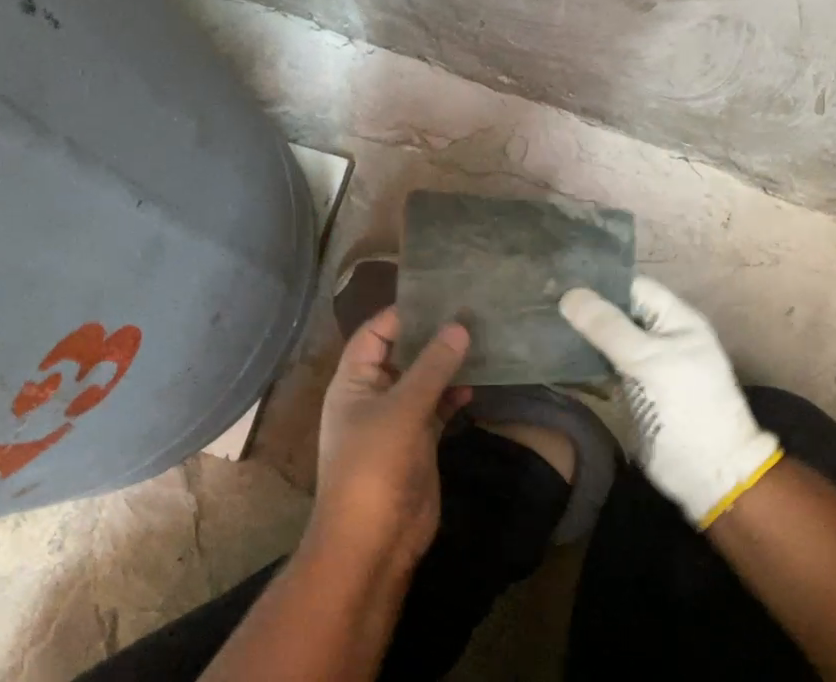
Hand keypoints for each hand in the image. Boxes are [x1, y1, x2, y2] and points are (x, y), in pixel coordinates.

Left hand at [308, 308, 471, 570]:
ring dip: (446, 365)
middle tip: (471, 310)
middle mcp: (372, 395)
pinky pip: (436, 408)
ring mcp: (395, 420)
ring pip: (422, 381)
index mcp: (353, 381)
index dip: (403, 313)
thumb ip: (432, 366)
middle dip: (432, 336)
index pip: (375, 333)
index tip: (441, 293)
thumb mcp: (403, 409)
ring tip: (482, 340)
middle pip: (402, 354)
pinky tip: (476, 385)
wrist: (373, 541)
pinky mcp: (417, 442)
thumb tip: (459, 325)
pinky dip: (453, 396)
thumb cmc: (375, 465)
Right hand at [560, 278, 780, 527]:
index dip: (600, 283)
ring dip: (581, 336)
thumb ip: (610, 327)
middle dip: (586, 309)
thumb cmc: (686, 406)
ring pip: (609, 341)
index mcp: (676, 319)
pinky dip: (584, 363)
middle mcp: (661, 337)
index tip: (558, 280)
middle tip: (540, 302)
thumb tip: (570, 295)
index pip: (634, 287)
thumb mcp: (648, 360)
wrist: (709, 473)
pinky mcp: (633, 393)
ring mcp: (647, 366)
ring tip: (540, 324)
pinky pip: (605, 369)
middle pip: (619, 313)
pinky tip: (554, 356)